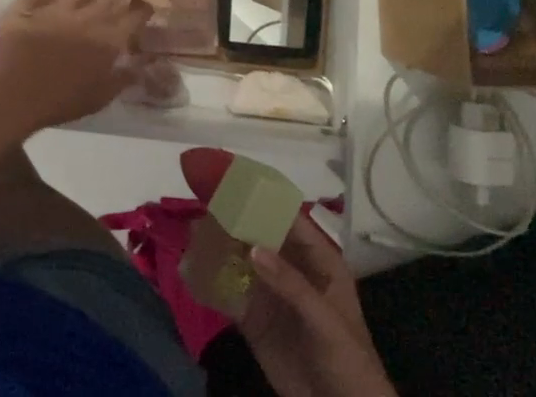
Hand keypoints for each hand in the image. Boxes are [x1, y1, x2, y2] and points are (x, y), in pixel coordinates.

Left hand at [0, 0, 151, 129]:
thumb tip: (142, 67)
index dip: (143, 8)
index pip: (135, 15)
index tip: (143, 6)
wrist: (18, 95)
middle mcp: (87, 17)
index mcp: (108, 40)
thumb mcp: (100, 97)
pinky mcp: (29, 5)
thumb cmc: (63, 101)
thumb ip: (123, 79)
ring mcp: (56, 8)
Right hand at [181, 149, 392, 396]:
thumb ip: (290, 283)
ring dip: (213, 242)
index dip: (257, 194)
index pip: (285, 217)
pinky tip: (187, 266)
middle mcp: (289, 268)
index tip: (227, 174)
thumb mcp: (325, 321)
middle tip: (196, 194)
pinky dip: (205, 276)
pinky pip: (223, 287)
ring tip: (188, 230)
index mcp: (317, 262)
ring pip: (235, 255)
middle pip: (254, 231)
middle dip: (228, 213)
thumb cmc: (348, 361)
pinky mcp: (249, 315)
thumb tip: (251, 246)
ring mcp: (267, 291)